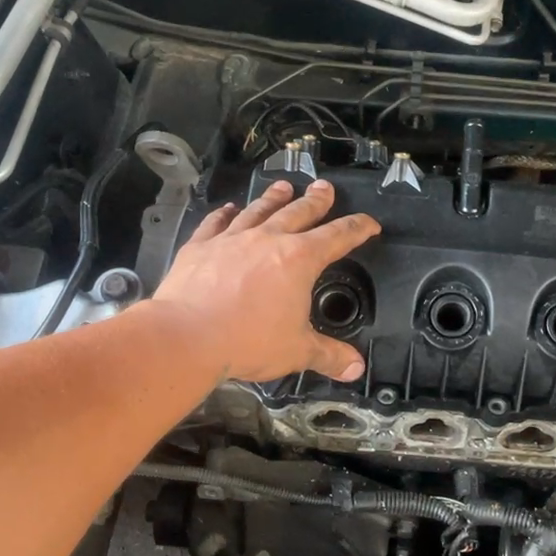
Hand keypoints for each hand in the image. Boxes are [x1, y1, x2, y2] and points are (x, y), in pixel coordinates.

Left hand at [153, 178, 380, 383]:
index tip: (369, 223)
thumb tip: (355, 368)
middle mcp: (267, 240)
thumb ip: (329, 356)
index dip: (357, 228)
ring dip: (273, 199)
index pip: (338, 237)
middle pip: (298, 213)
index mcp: (299, 260)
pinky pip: (216, 223)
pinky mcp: (200, 247)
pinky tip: (228, 209)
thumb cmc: (248, 342)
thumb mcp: (297, 352)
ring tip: (283, 187)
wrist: (186, 335)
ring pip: (258, 211)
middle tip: (324, 188)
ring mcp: (231, 239)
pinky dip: (224, 214)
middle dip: (316, 201)